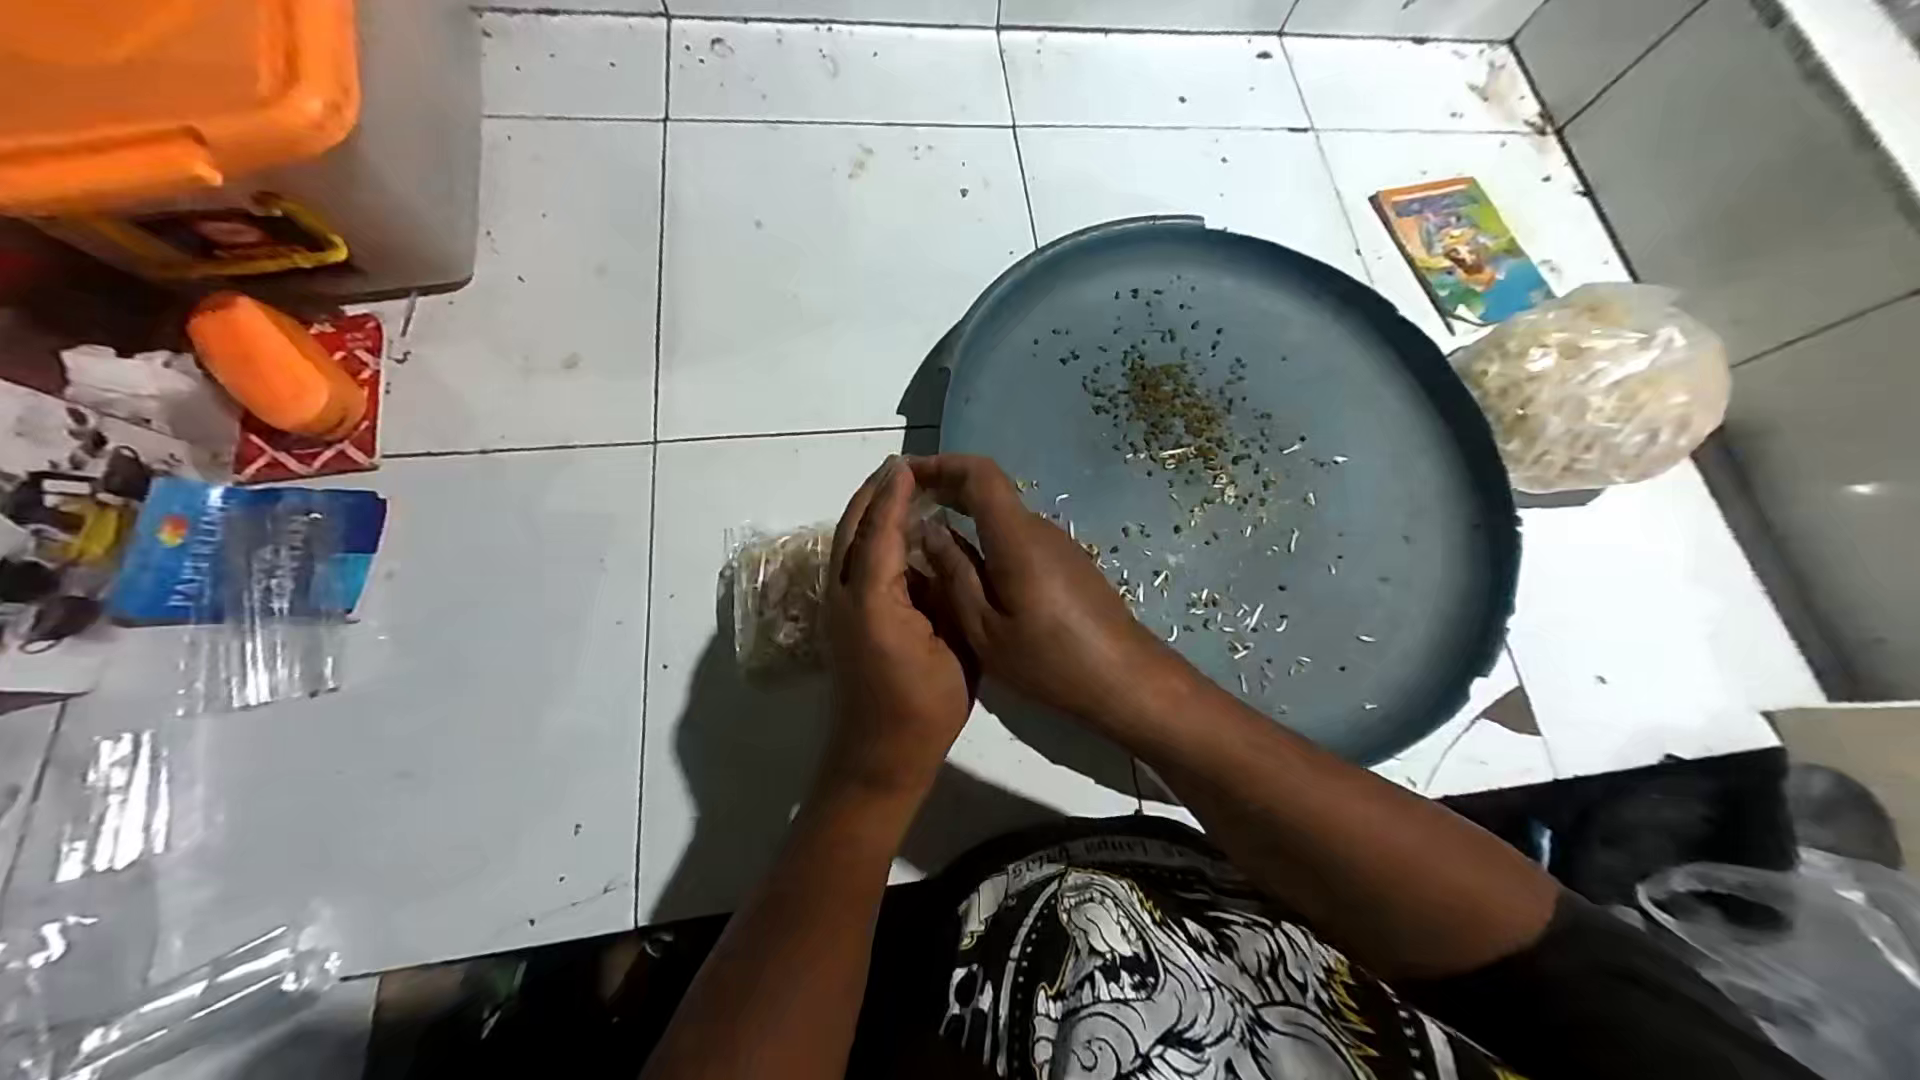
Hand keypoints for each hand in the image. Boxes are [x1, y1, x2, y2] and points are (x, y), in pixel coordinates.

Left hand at [818, 456, 974, 801]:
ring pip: (846, 545)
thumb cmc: (925, 708)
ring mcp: (836, 609)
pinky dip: (865, 540)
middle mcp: (844, 595)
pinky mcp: (839, 621)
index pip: (882, 530)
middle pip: (852, 529)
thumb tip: (938, 554)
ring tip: (894, 492)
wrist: (878, 757)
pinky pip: (849, 564)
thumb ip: (946, 594)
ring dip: (866, 514)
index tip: (909, 464)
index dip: (896, 495)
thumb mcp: (955, 648)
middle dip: (872, 494)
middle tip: (897, 467)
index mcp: (874, 599)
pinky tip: (891, 538)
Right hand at [907, 454, 1196, 733]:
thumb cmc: (1049, 660)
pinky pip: (1016, 537)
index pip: (979, 474)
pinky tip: (965, 566)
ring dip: (963, 515)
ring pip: (1001, 516)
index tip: (906, 473)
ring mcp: (1056, 545)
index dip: (941, 464)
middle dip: (946, 488)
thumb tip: (928, 528)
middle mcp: (1038, 529)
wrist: (1123, 679)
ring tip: (925, 538)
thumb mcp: (985, 628)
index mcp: (1016, 537)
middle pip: (989, 490)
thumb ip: (954, 573)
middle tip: (905, 505)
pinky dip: (984, 537)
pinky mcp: (1065, 563)